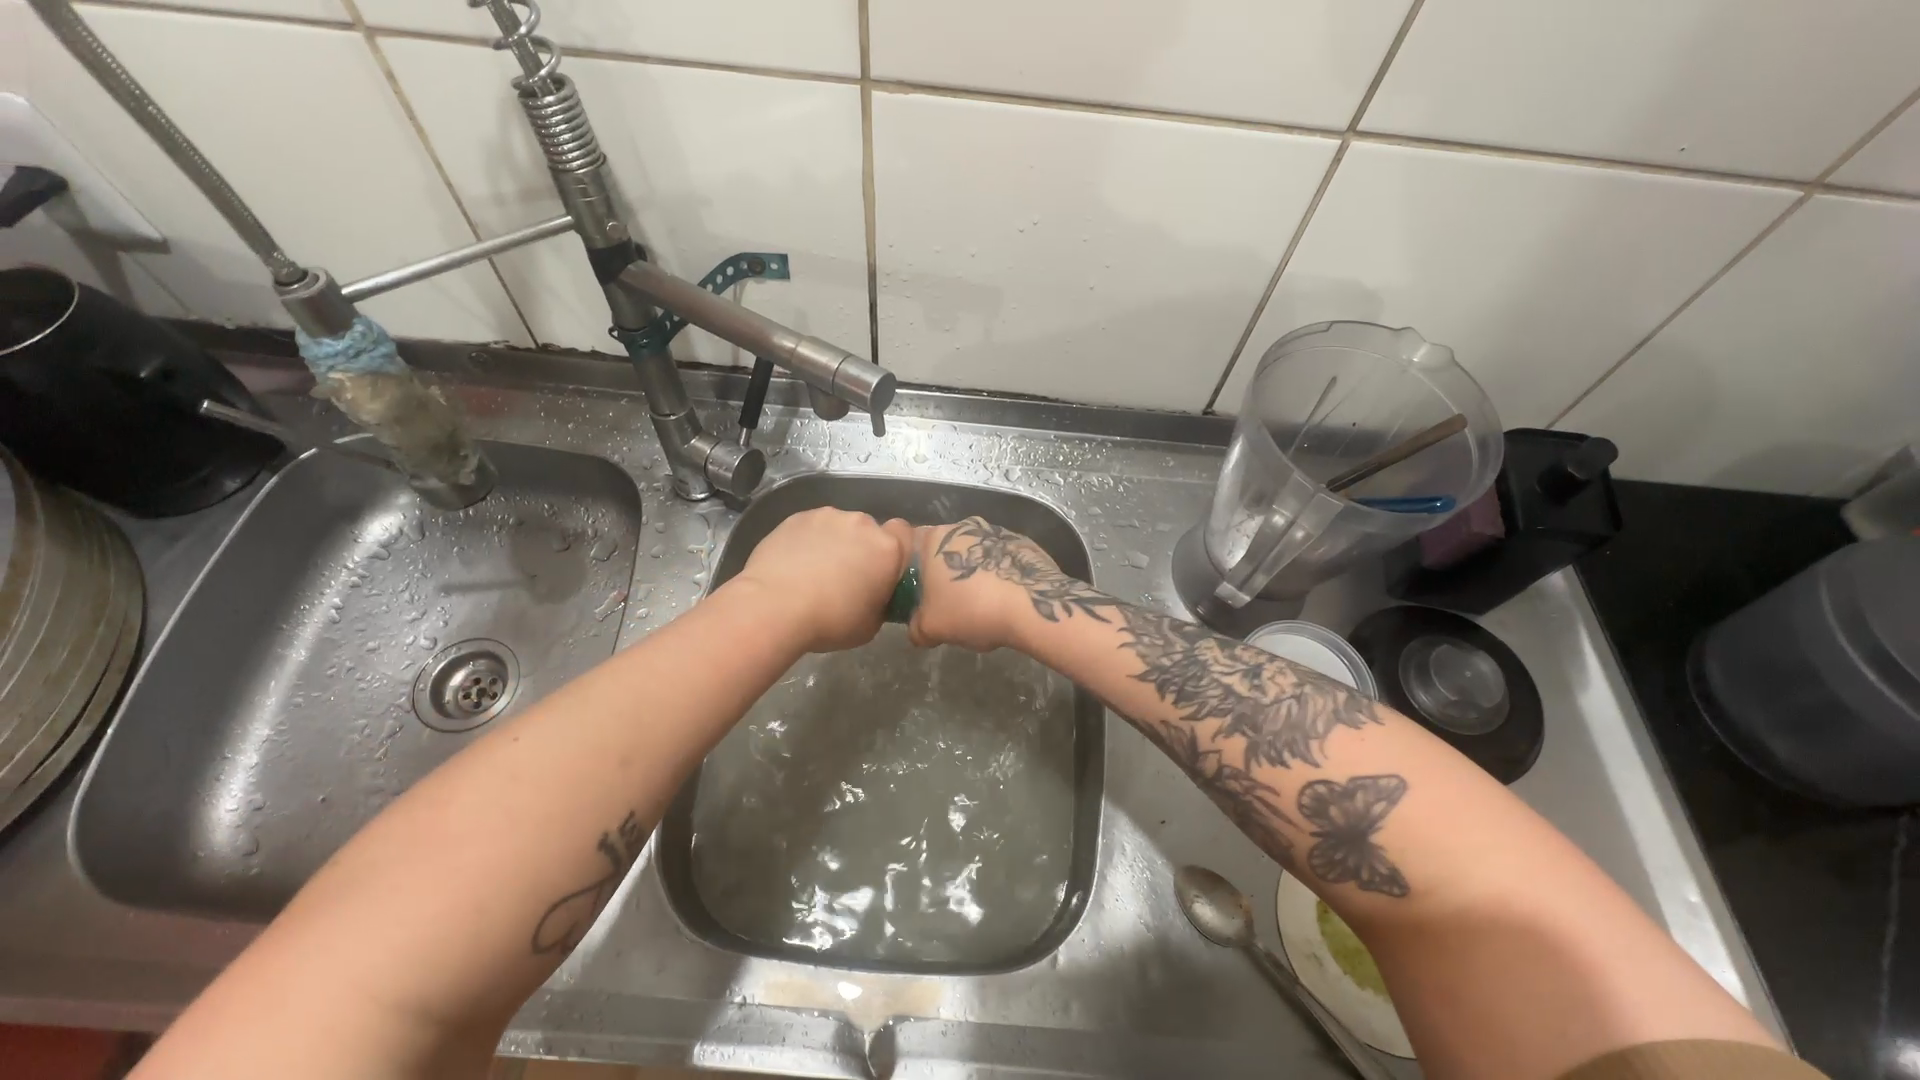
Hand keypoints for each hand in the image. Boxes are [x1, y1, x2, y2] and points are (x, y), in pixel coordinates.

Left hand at [729, 508, 913, 652]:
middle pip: (869, 531)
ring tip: (814, 570)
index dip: (895, 551)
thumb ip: (881, 600)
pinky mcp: (797, 517)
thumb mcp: (871, 625)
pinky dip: (808, 541)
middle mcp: (862, 524)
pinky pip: (812, 527)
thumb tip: (874, 593)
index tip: (881, 571)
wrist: (774, 607)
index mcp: (888, 549)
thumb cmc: (830, 621)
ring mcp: (828, 516)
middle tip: (845, 576)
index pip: (905, 535)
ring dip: (834, 542)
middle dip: (861, 548)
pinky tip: (794, 563)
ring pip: (839, 527)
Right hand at [908, 516, 1106, 651]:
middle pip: (947, 551)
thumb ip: (916, 627)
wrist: (1033, 607)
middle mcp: (965, 526)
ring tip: (984, 606)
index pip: (912, 548)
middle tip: (951, 605)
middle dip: (947, 575)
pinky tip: (1006, 600)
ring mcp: (998, 531)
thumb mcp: (931, 629)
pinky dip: (1002, 576)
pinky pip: (1004, 561)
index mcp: (936, 538)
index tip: (921, 597)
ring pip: (977, 555)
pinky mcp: (1025, 543)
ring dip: (976, 575)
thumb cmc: (972, 610)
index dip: (914, 574)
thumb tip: (917, 629)